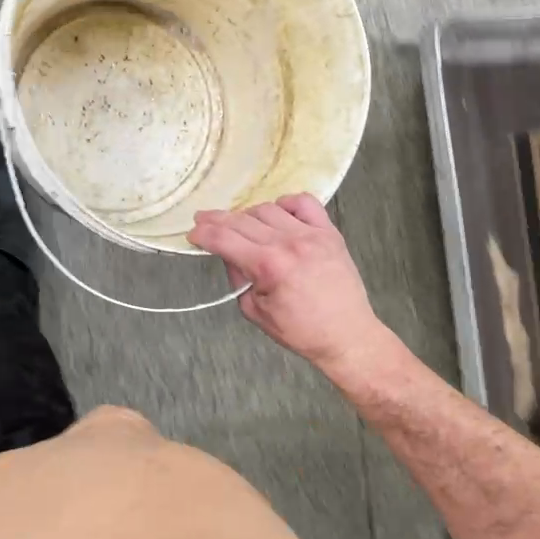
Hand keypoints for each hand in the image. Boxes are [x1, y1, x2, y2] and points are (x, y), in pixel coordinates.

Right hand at [188, 194, 399, 375]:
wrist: (347, 335)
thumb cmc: (300, 331)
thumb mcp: (254, 311)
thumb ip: (237, 278)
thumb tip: (227, 254)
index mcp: (269, 266)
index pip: (224, 239)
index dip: (202, 234)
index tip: (192, 233)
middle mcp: (289, 243)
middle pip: (240, 220)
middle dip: (216, 220)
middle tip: (203, 221)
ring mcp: (311, 234)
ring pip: (267, 209)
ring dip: (248, 216)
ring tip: (241, 227)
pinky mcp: (329, 232)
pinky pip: (303, 203)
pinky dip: (285, 204)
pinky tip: (277, 216)